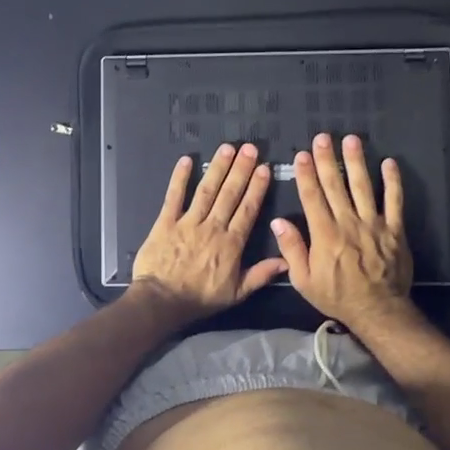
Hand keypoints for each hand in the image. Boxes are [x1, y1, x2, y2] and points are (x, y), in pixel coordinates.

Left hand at [129, 143, 286, 319]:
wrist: (162, 301)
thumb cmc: (200, 298)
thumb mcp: (236, 293)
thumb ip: (261, 275)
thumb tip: (287, 262)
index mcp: (231, 243)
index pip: (248, 210)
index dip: (256, 188)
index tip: (265, 168)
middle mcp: (212, 227)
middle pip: (229, 194)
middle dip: (241, 170)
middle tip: (250, 148)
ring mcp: (188, 222)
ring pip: (206, 190)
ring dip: (217, 168)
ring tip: (227, 148)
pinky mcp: (166, 222)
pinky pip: (173, 196)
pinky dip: (180, 178)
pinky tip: (186, 160)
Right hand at [271, 133, 412, 325]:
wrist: (378, 310)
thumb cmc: (337, 297)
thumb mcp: (304, 280)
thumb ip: (292, 250)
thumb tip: (278, 222)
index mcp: (324, 234)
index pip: (312, 197)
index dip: (306, 174)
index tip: (302, 155)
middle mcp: (348, 223)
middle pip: (335, 185)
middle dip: (327, 159)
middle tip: (323, 137)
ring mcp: (373, 224)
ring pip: (363, 187)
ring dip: (356, 162)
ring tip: (351, 140)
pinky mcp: (395, 230)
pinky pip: (394, 202)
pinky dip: (393, 182)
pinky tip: (389, 163)